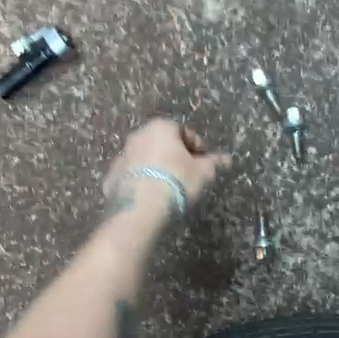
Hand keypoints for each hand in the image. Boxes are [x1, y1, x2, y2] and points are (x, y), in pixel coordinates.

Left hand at [102, 119, 232, 221]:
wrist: (140, 210)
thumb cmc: (176, 182)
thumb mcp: (203, 173)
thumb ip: (215, 163)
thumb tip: (227, 159)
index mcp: (160, 128)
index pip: (184, 131)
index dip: (197, 147)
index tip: (205, 163)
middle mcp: (138, 136)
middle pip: (162, 143)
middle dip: (175, 156)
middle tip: (188, 175)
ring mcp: (122, 156)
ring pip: (145, 159)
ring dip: (157, 168)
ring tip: (170, 188)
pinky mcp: (111, 177)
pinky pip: (132, 176)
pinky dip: (142, 182)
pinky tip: (151, 197)